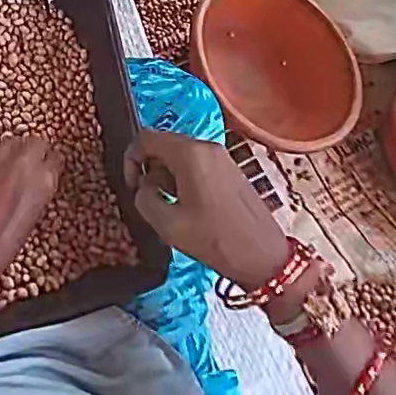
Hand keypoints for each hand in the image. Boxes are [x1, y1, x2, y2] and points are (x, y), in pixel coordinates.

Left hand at [0, 135, 62, 275]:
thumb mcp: (30, 219)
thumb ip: (36, 193)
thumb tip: (33, 184)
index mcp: (43, 179)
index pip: (56, 158)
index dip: (50, 165)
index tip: (47, 171)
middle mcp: (22, 161)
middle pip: (35, 143)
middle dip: (33, 153)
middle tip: (26, 170)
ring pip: (11, 144)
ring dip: (11, 155)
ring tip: (3, 176)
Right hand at [124, 129, 288, 289]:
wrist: (265, 256)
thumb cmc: (216, 240)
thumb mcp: (168, 226)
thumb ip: (144, 199)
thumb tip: (143, 187)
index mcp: (189, 154)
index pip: (146, 138)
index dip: (130, 159)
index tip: (132, 186)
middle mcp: (206, 146)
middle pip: (164, 144)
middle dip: (150, 169)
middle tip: (152, 199)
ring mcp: (221, 156)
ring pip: (180, 155)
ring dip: (167, 175)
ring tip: (172, 207)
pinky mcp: (230, 168)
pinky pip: (197, 163)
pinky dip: (185, 178)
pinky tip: (190, 207)